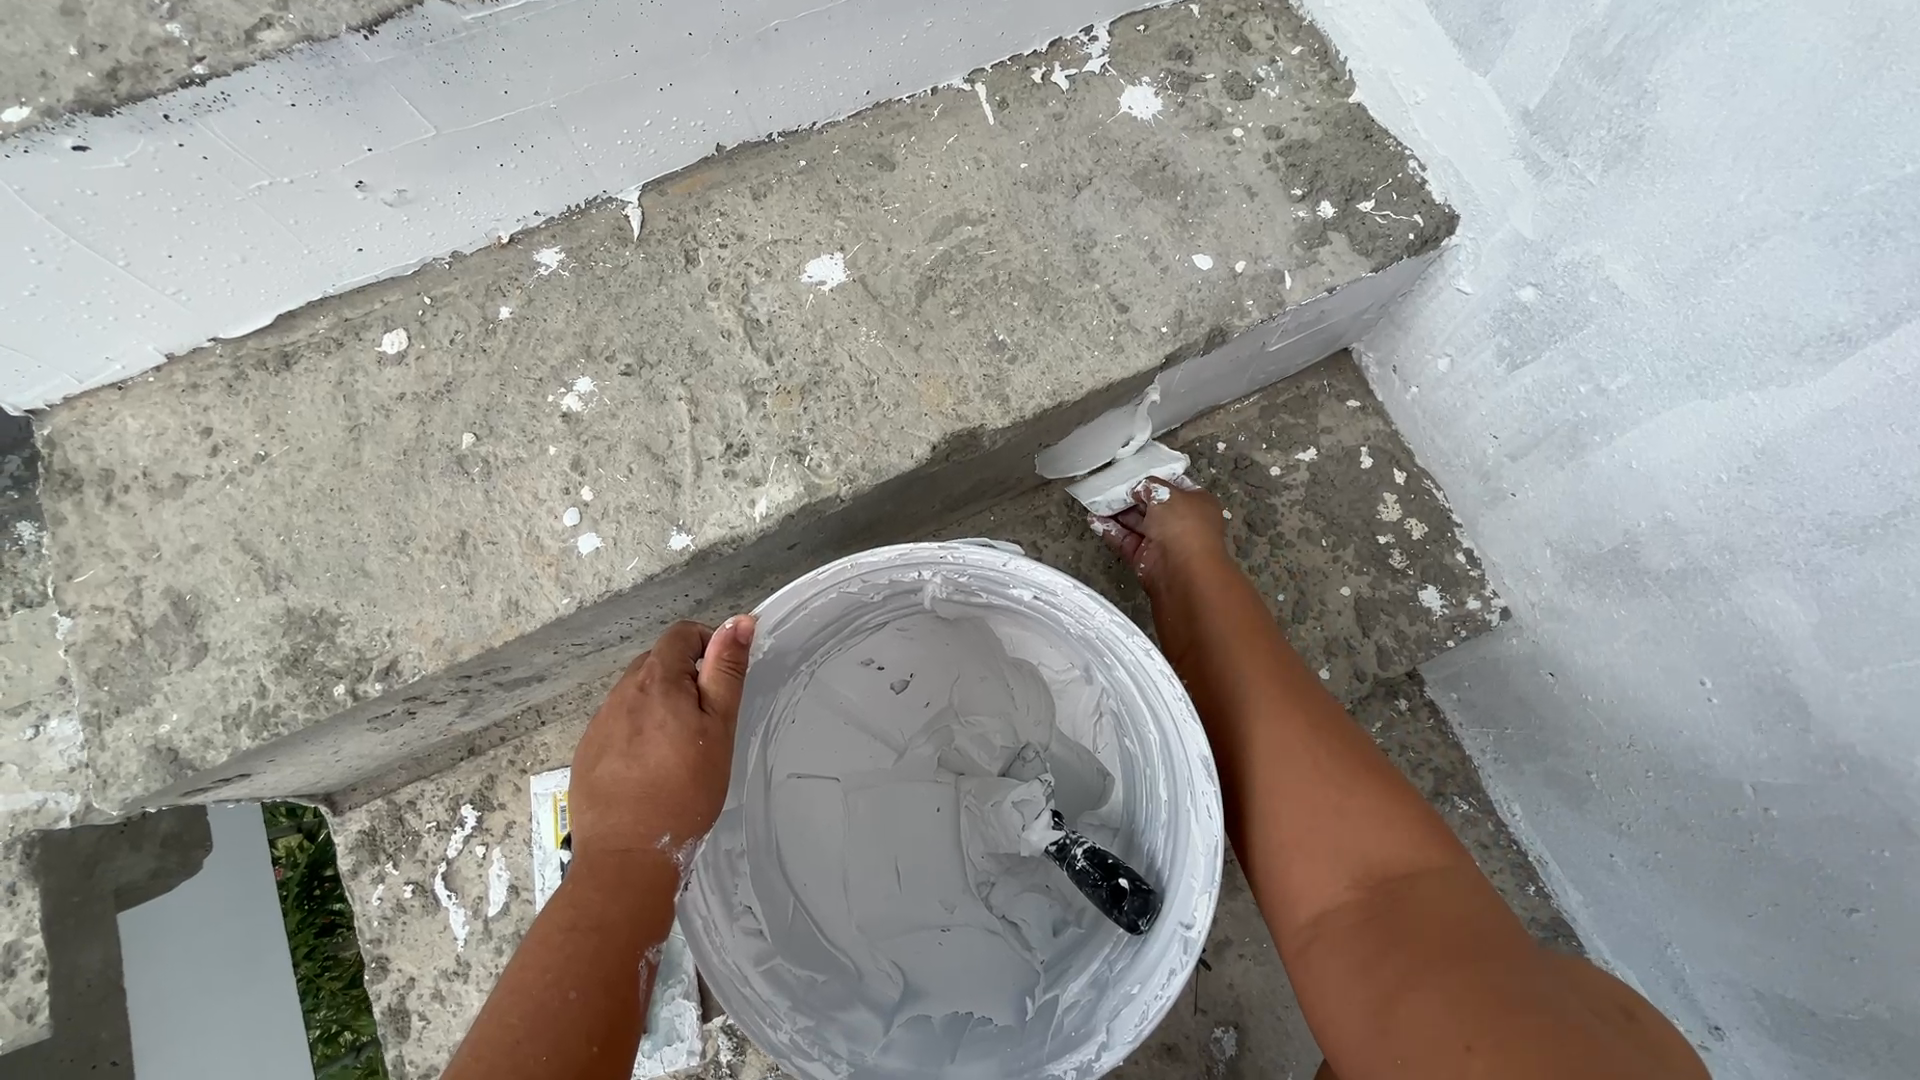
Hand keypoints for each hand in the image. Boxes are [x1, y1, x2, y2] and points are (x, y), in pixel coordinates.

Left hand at [567, 616, 755, 876]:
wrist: (627, 856)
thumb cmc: (685, 789)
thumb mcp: (719, 726)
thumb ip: (726, 670)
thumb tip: (739, 622)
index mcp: (656, 681)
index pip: (681, 634)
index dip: (708, 645)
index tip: (723, 680)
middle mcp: (620, 693)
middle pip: (657, 662)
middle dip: (685, 677)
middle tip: (707, 720)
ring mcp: (599, 723)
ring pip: (637, 693)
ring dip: (661, 704)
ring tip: (681, 747)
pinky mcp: (587, 752)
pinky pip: (618, 723)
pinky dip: (639, 730)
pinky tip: (652, 767)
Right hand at [1090, 479, 1229, 587]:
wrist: (1181, 571)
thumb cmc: (1185, 527)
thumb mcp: (1167, 493)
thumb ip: (1150, 485)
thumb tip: (1138, 487)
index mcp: (1196, 504)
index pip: (1174, 487)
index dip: (1154, 480)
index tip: (1134, 474)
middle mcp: (1181, 523)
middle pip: (1151, 506)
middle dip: (1130, 497)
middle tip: (1109, 488)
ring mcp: (1162, 542)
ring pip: (1135, 523)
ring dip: (1116, 513)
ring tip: (1096, 502)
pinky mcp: (1144, 557)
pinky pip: (1125, 540)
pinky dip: (1110, 530)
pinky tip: (1094, 520)